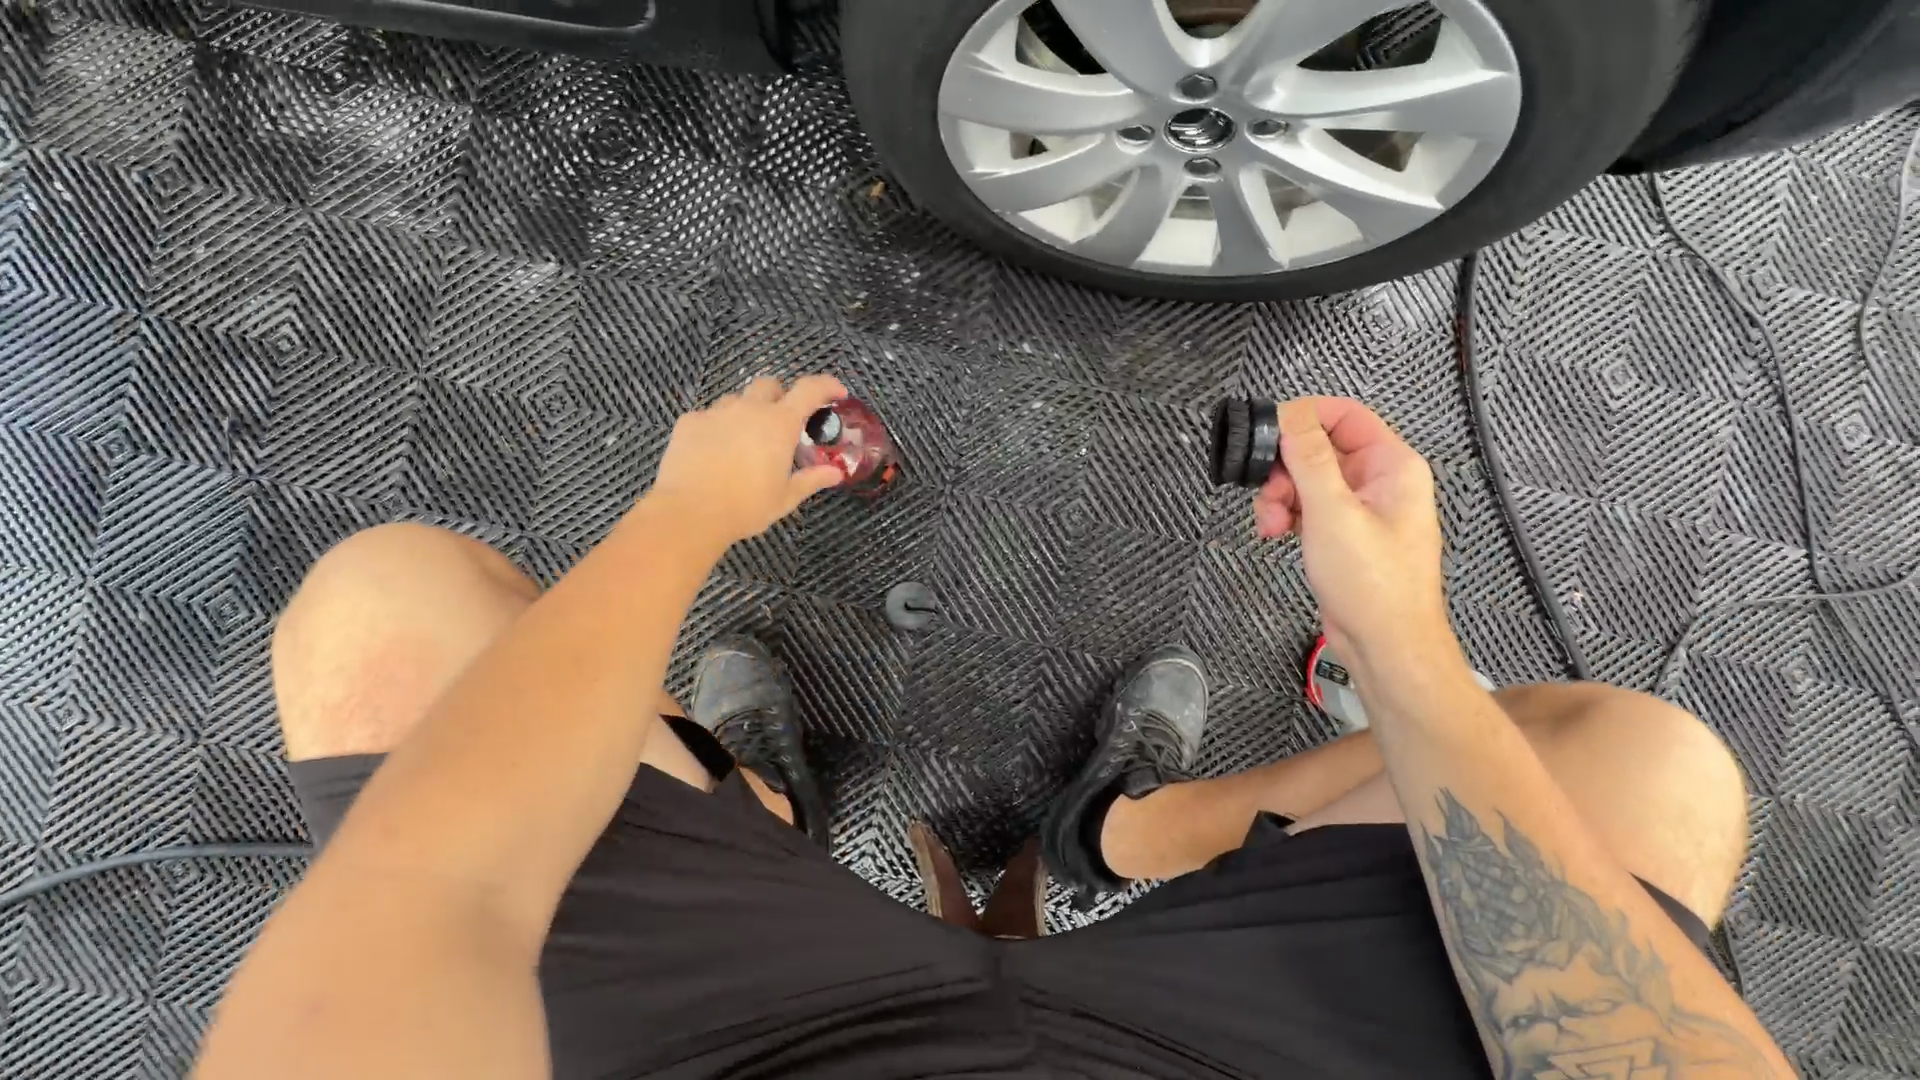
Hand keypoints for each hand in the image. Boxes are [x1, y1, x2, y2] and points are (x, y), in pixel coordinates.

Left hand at [647, 375, 848, 546]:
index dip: (826, 385)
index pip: (809, 390)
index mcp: (779, 424)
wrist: (689, 512)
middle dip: (779, 396)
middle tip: (781, 423)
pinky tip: (713, 453)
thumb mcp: (785, 497)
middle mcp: (749, 409)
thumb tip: (836, 473)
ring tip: (744, 442)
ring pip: (736, 400)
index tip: (836, 392)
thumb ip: (811, 480)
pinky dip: (717, 428)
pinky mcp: (689, 422)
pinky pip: (708, 416)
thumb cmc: (745, 507)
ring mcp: (716, 412)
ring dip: (746, 413)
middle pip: (768, 385)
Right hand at [1252, 397, 1452, 664]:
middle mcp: (1378, 479)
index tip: (1265, 435)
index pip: (1343, 415)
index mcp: (1391, 465)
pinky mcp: (1342, 531)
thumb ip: (1310, 458)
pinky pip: (1307, 506)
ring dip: (1279, 495)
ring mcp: (1360, 507)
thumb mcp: (1333, 512)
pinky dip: (1286, 515)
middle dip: (1283, 467)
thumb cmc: (1372, 583)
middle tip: (1266, 492)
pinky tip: (1275, 533)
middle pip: (1318, 447)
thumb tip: (1290, 414)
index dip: (1301, 417)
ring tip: (1269, 524)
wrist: (1384, 643)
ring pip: (1306, 478)